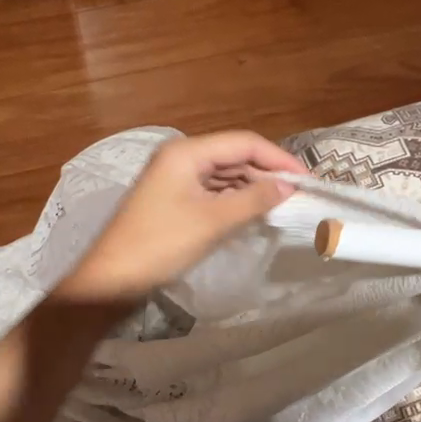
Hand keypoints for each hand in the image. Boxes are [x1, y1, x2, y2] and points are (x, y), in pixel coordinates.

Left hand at [56, 131, 303, 303]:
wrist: (111, 278)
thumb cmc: (160, 245)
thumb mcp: (213, 221)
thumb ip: (253, 200)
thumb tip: (287, 186)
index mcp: (187, 152)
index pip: (244, 143)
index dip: (279, 159)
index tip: (308, 179)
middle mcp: (180, 157)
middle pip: (234, 156)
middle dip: (267, 173)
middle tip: (300, 194)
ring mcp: (174, 178)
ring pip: (224, 175)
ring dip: (252, 188)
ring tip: (283, 205)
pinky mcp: (172, 199)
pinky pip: (212, 191)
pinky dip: (234, 200)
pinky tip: (254, 214)